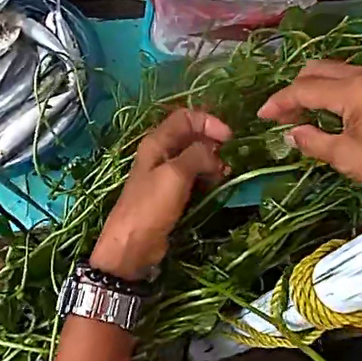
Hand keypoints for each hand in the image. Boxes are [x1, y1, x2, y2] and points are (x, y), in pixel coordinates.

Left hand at [91, 109, 231, 279]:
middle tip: (228, 160)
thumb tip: (215, 152)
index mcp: (157, 141)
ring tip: (224, 175)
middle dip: (212, 142)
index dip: (208, 121)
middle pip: (191, 135)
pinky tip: (216, 186)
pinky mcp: (172, 192)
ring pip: (195, 156)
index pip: (185, 117)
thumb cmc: (151, 205)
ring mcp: (166, 173)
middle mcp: (161, 152)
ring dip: (212, 161)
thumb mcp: (175, 174)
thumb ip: (197, 154)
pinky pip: (193, 176)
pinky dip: (207, 176)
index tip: (228, 138)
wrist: (133, 244)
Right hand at [257, 61, 361, 195]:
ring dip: (314, 87)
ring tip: (303, 113)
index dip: (278, 102)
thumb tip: (291, 133)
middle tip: (283, 115)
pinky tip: (331, 109)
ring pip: (335, 70)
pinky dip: (334, 88)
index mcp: (354, 90)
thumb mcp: (347, 158)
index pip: (303, 89)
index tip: (261, 115)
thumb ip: (314, 141)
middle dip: (294, 89)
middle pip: (317, 70)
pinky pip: (353, 76)